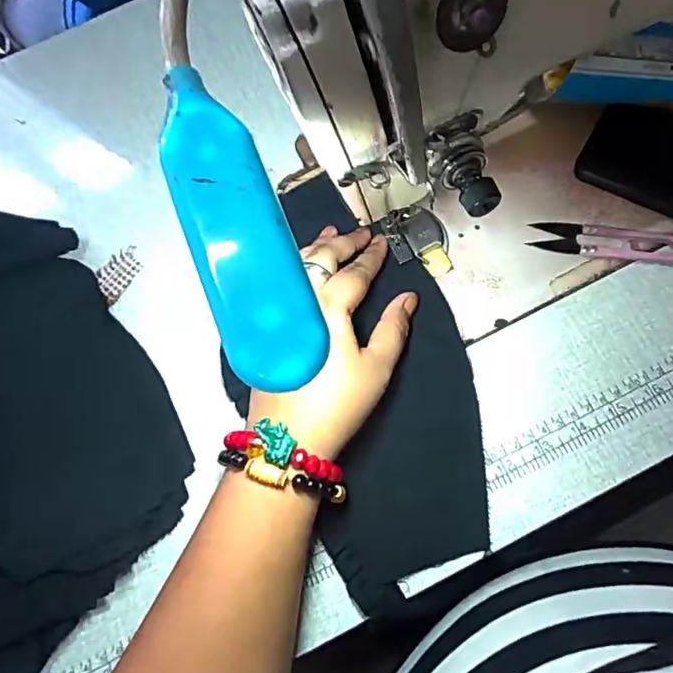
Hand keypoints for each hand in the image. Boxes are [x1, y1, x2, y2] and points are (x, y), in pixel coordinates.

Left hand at [246, 226, 416, 462]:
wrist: (287, 438)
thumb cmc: (334, 407)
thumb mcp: (377, 368)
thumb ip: (394, 328)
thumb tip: (407, 300)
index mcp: (329, 309)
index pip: (354, 273)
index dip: (371, 257)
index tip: (382, 244)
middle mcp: (299, 303)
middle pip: (321, 260)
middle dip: (344, 243)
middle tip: (362, 234)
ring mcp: (277, 312)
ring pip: (296, 267)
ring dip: (317, 248)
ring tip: (332, 236)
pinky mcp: (265, 325)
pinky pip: (283, 282)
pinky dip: (296, 266)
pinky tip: (303, 268)